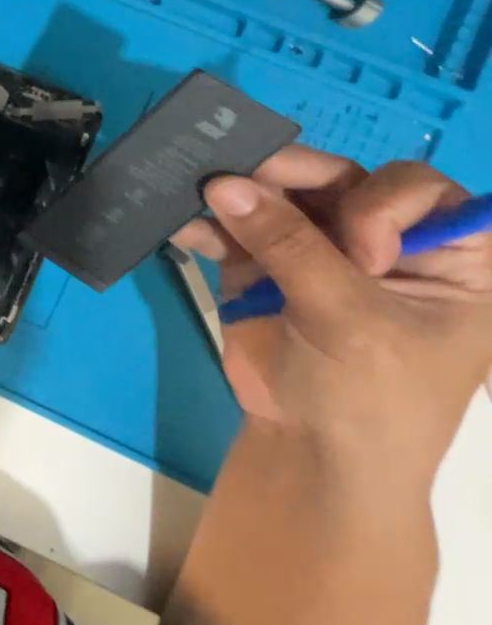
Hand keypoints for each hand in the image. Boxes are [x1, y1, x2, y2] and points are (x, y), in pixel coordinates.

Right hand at [173, 147, 491, 479]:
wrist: (312, 447)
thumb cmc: (372, 392)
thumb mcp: (349, 319)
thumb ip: (290, 247)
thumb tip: (223, 184)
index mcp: (446, 257)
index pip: (419, 194)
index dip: (383, 203)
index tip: (353, 249)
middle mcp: (380, 243)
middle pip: (337, 183)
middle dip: (288, 177)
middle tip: (235, 179)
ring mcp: (314, 253)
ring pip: (275, 197)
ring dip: (234, 192)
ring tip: (195, 190)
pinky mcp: (259, 267)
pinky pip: (229, 230)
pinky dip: (201, 224)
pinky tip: (179, 226)